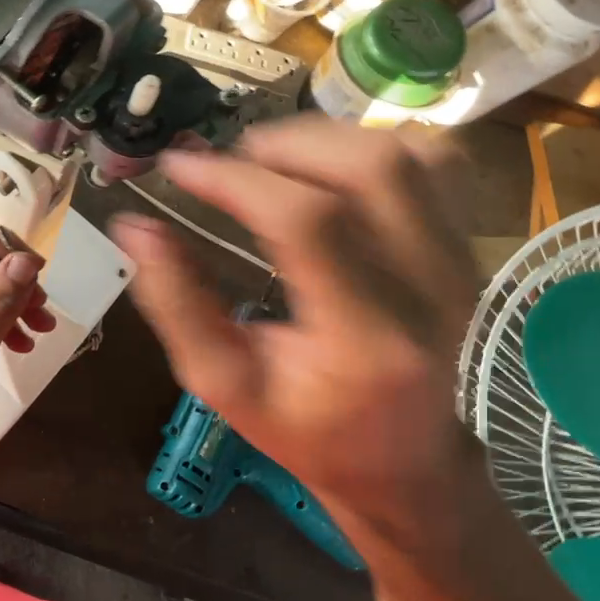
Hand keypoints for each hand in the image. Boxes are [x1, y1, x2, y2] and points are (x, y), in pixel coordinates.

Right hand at [109, 117, 485, 542]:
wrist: (404, 461)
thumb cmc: (304, 428)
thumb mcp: (220, 383)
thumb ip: (176, 303)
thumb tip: (133, 226)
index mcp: (363, 337)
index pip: (306, 222)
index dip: (233, 180)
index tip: (178, 168)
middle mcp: (428, 290)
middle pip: (372, 169)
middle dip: (284, 145)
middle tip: (229, 163)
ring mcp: (460, 263)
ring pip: (408, 153)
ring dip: (325, 139)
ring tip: (269, 161)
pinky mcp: (467, 247)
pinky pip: (435, 161)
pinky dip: (371, 145)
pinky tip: (325, 167)